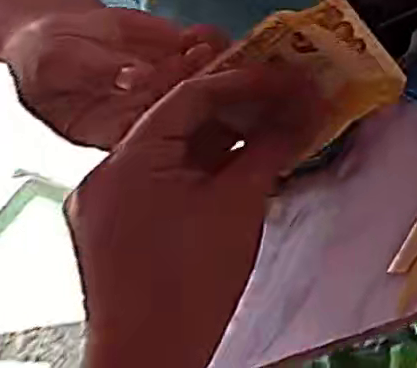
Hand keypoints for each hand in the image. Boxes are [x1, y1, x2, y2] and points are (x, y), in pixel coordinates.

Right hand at [4, 6, 228, 147]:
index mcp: (103, 125)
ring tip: (198, 45)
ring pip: (206, 77)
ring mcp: (171, 83)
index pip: (141, 130)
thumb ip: (98, 71)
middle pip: (184, 105)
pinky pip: (214, 51)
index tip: (172, 89)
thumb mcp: (59, 63)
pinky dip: (214, 40)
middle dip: (198, 83)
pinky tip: (196, 31)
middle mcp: (144, 108)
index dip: (164, 113)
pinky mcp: (188, 59)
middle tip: (196, 60)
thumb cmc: (51, 55)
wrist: (68, 28)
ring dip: (212, 60)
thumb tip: (135, 78)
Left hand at [68, 63, 325, 367]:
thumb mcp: (243, 195)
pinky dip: (224, 152)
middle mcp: (109, 176)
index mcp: (125, 166)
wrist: (154, 349)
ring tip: (289, 116)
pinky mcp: (132, 217)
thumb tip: (307, 106)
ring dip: (239, 126)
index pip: (190, 95)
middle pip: (185, 115)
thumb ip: (273, 141)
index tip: (294, 75)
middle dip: (247, 100)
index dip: (249, 78)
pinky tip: (264, 148)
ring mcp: (116, 199)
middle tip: (298, 91)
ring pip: (186, 140)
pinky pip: (181, 166)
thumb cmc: (194, 271)